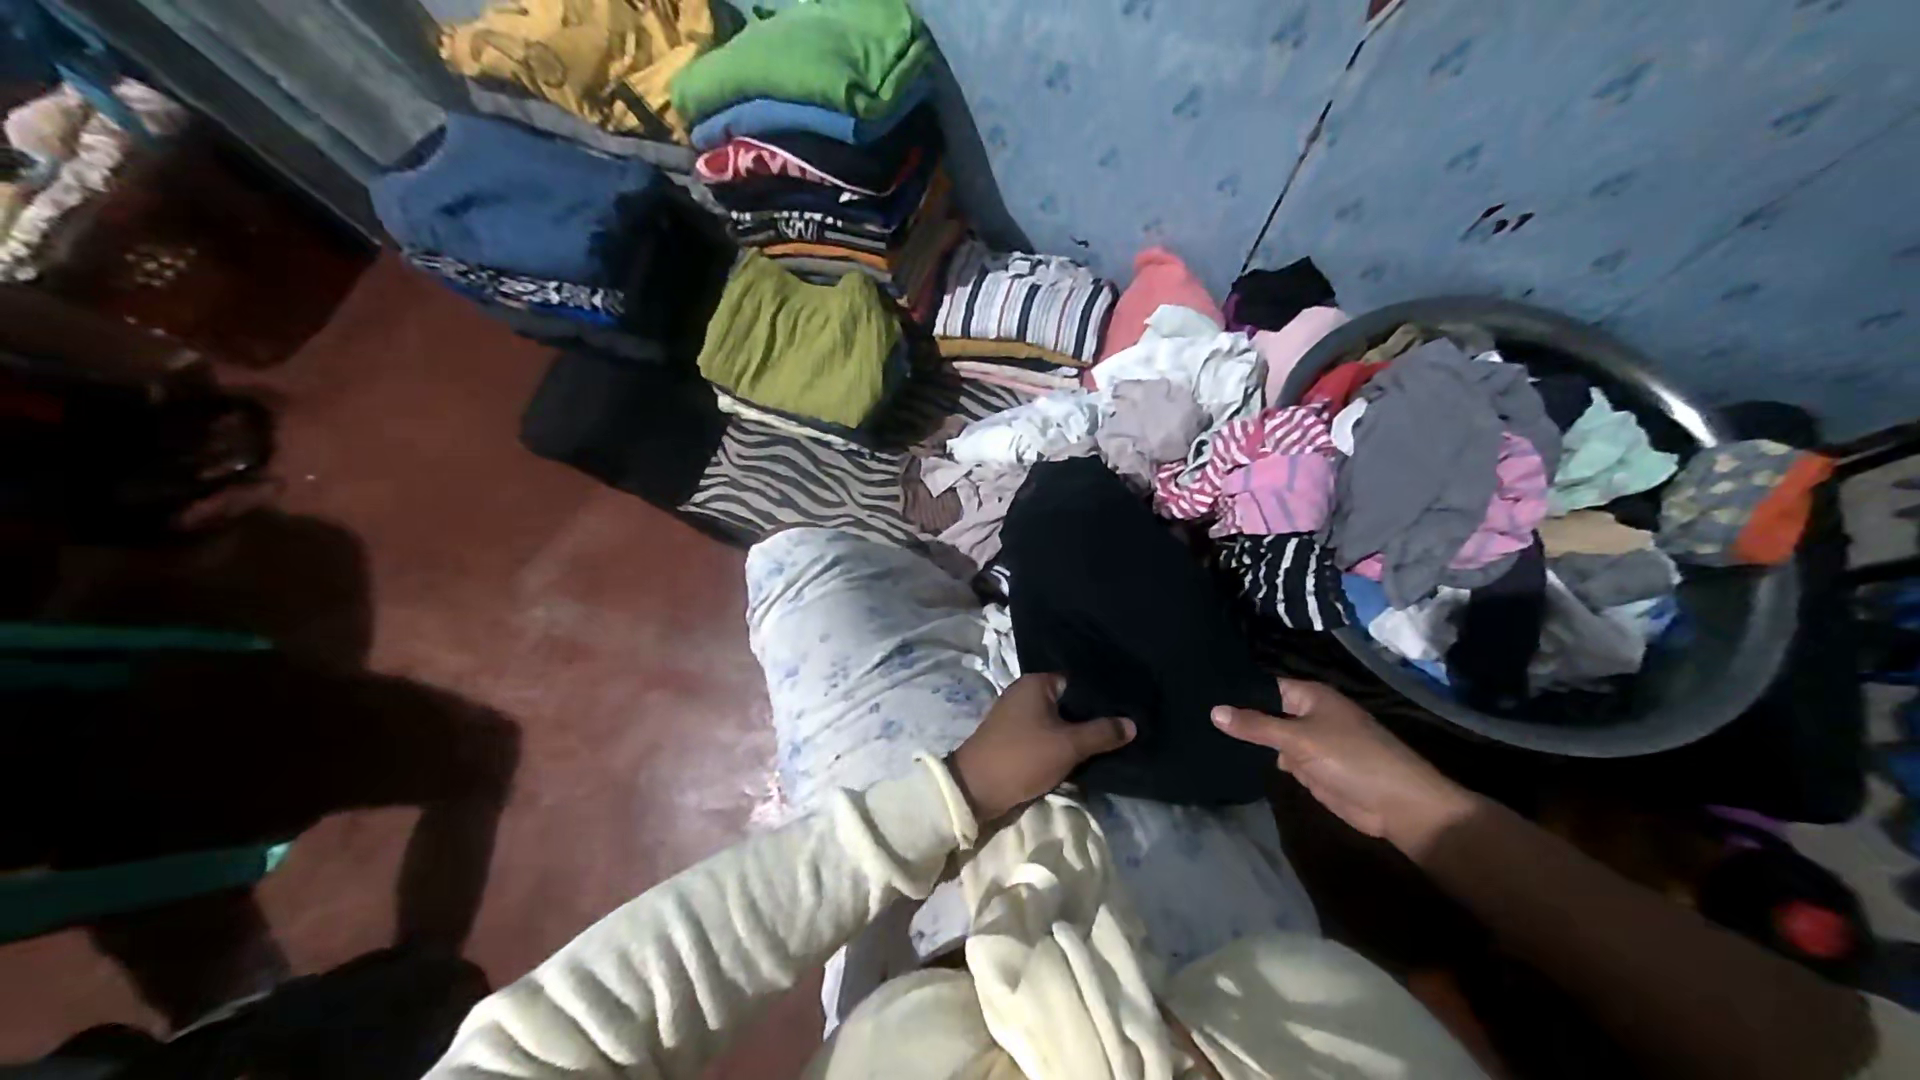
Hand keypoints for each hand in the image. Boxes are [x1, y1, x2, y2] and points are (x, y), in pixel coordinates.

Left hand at [948, 674, 1133, 822]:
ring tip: (1113, 741)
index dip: (1103, 695)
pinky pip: (1048, 736)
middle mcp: (1025, 693)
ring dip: (1079, 734)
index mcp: (1035, 683)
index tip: (1129, 706)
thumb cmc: (1022, 756)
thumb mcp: (1068, 745)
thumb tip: (1132, 723)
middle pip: (1069, 702)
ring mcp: (1018, 716)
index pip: (1078, 681)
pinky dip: (1064, 744)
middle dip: (1093, 717)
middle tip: (1126, 727)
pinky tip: (1086, 754)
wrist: (976, 789)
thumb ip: (1102, 732)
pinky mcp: (1016, 738)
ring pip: (1059, 721)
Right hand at [1212, 679, 1478, 857]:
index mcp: (1309, 695)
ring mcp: (1307, 741)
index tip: (1198, 692)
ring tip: (1200, 732)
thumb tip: (1214, 711)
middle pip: (1263, 710)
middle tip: (1192, 713)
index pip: (1262, 685)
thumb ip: (1256, 726)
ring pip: (1267, 735)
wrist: (1399, 806)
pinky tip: (1226, 756)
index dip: (1234, 690)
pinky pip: (1276, 756)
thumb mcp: (1300, 739)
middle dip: (1235, 715)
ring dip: (1244, 738)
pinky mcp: (1308, 766)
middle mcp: (1306, 713)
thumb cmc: (1353, 760)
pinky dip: (1256, 757)